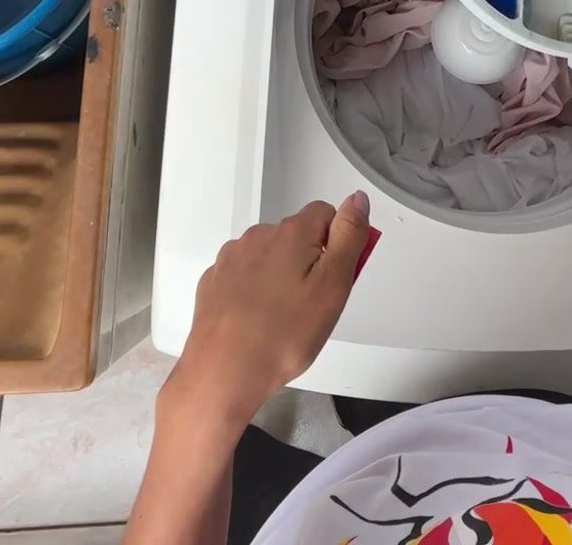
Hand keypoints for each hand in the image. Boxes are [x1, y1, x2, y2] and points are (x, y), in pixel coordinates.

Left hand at [163, 192, 372, 427]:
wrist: (222, 374)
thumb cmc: (284, 334)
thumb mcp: (333, 286)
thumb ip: (349, 236)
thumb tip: (358, 198)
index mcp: (291, 232)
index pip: (326, 213)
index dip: (338, 242)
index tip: (336, 277)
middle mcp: (259, 235)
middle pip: (297, 234)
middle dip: (311, 260)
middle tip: (314, 304)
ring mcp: (232, 258)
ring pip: (270, 254)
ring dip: (282, 273)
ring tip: (284, 316)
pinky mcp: (214, 281)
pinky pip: (245, 274)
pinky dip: (255, 289)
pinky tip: (257, 319)